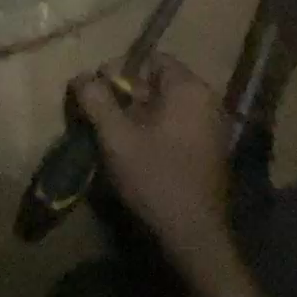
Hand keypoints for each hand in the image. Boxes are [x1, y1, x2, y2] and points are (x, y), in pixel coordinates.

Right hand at [75, 54, 232, 246]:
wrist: (193, 238)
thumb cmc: (154, 177)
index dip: (121, 71)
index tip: (100, 93)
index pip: (150, 58)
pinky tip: (136, 153)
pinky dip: (155, 131)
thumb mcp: (115, 135)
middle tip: (102, 117)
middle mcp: (208, 101)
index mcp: (189, 89)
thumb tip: (82, 76)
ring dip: (138, 116)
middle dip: (127, 96)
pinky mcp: (211, 152)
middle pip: (158, 83)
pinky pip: (177, 127)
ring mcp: (214, 128)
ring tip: (114, 137)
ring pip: (166, 107)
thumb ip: (96, 99)